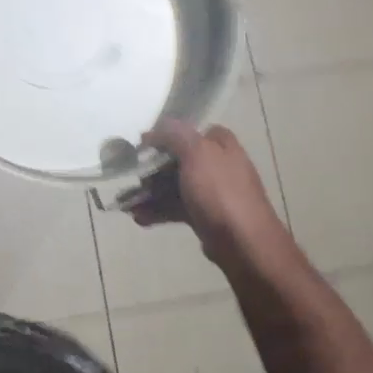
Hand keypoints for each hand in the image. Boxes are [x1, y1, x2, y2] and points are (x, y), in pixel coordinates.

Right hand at [136, 119, 291, 271]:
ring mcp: (212, 192)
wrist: (243, 242)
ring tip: (128, 203)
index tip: (144, 146)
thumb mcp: (196, 152)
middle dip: (151, 169)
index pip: (190, 131)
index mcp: (220, 144)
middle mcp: (218, 164)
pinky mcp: (205, 215)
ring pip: (175, 186)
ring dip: (151, 193)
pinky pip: (177, 208)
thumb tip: (154, 129)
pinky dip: (159, 211)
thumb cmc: (220, 191)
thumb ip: (175, 135)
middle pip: (178, 160)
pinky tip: (140, 217)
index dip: (165, 136)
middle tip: (132, 177)